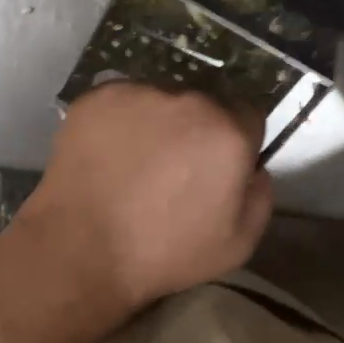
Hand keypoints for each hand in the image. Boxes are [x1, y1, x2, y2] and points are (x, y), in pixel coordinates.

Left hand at [17, 82, 271, 310]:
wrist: (84, 246)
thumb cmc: (165, 251)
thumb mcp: (239, 243)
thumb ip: (259, 193)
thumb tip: (253, 165)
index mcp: (226, 131)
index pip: (246, 115)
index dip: (236, 140)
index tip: (218, 163)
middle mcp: (185, 98)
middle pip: (201, 104)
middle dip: (195, 128)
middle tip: (173, 164)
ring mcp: (137, 91)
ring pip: (158, 98)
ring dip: (155, 120)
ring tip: (135, 159)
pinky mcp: (97, 93)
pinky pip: (120, 100)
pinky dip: (118, 119)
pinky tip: (108, 151)